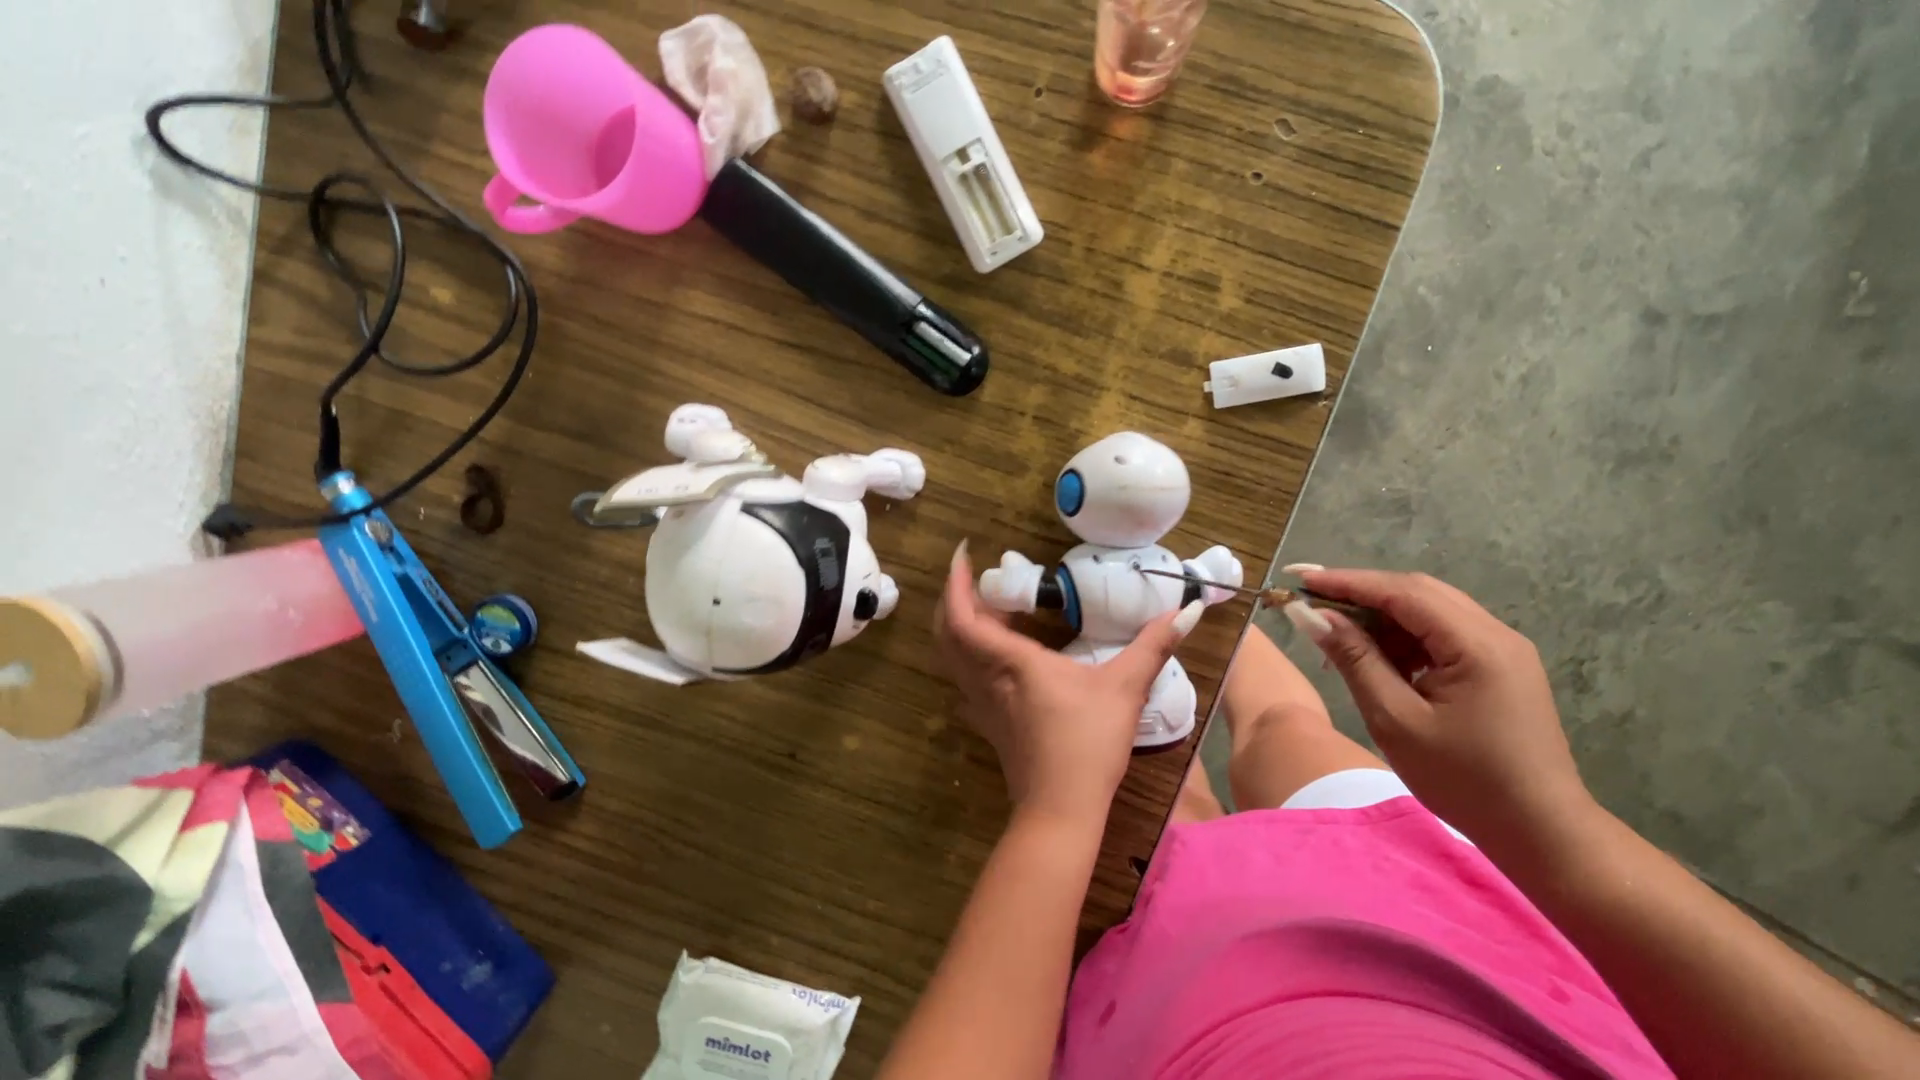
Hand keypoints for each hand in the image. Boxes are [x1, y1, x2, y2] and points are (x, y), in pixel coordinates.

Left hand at [939, 541, 1200, 821]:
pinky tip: (993, 662)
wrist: (1061, 808)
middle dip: (953, 600)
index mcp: (1011, 662)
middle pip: (948, 634)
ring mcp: (983, 706)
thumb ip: (1154, 646)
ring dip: (961, 629)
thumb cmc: (1088, 743)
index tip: (963, 554)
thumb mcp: (1126, 688)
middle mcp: (987, 679)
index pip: (963, 617)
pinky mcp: (989, 726)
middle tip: (978, 579)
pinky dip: (969, 660)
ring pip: (954, 659)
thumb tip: (1189, 610)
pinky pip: (965, 682)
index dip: (955, 583)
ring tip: (990, 611)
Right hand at [1287, 569, 1594, 847]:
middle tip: (1312, 603)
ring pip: (1431, 612)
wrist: (1541, 829)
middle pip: (1418, 593)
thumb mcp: (1396, 721)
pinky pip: (1445, 635)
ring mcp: (1503, 650)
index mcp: (1476, 644)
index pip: (1402, 592)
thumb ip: (1355, 660)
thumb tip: (1314, 617)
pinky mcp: (1502, 667)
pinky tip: (1379, 660)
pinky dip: (1406, 638)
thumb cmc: (1463, 780)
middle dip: (1362, 594)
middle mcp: (1496, 633)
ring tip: (1338, 639)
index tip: (1301, 579)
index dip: (1347, 581)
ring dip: (1382, 618)